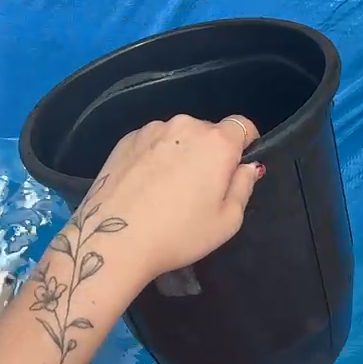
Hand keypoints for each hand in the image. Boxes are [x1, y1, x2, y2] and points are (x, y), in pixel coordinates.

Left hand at [78, 114, 263, 288]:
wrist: (114, 238)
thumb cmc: (179, 234)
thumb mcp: (227, 222)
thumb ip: (243, 187)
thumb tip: (248, 166)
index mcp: (216, 142)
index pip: (242, 125)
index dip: (244, 143)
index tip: (236, 165)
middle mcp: (185, 125)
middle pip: (208, 132)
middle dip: (210, 153)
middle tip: (199, 188)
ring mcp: (152, 129)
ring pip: (178, 136)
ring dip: (180, 153)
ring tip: (167, 189)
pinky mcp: (127, 138)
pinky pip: (152, 141)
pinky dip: (154, 156)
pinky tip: (145, 185)